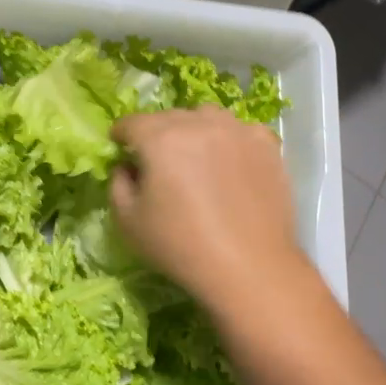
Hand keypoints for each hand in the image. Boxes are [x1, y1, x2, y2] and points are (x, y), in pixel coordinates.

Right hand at [109, 107, 310, 312]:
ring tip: (195, 157)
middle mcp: (199, 124)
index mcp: (160, 138)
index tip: (120, 148)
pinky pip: (240, 130)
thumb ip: (118, 184)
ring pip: (206, 117)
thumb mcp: (128, 222)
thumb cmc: (180, 246)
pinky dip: (229, 140)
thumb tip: (128, 166)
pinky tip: (229, 164)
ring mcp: (238, 131)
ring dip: (193, 130)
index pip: (131, 122)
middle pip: (168, 117)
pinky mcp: (267, 145)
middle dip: (156, 133)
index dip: (121, 135)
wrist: (249, 267)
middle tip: (157, 162)